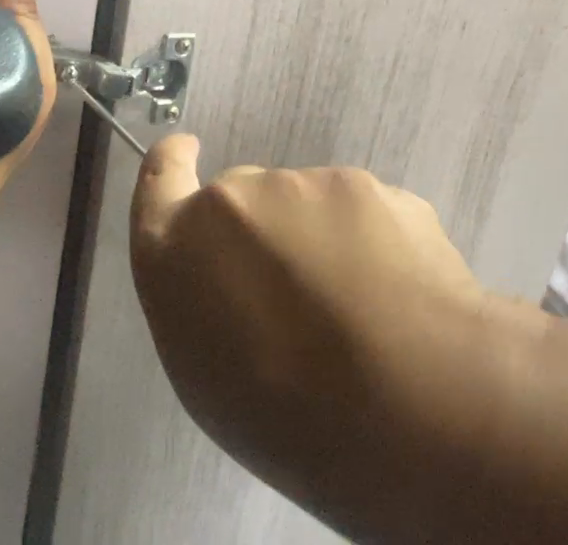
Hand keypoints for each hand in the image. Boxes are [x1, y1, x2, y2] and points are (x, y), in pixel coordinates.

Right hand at [128, 135, 532, 533]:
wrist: (408, 407)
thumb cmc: (284, 417)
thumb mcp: (206, 375)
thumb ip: (201, 301)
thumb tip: (230, 282)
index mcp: (174, 246)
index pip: (159, 177)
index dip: (173, 160)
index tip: (187, 151)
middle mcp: (231, 200)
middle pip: (241, 200)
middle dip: (261, 234)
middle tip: (299, 302)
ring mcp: (303, 185)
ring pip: (307, 207)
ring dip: (322, 243)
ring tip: (361, 315)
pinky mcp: (370, 189)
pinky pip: (362, 214)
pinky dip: (375, 246)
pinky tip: (400, 301)